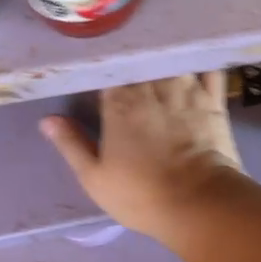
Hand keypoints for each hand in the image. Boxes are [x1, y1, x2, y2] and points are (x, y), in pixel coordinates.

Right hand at [40, 73, 245, 236]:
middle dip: (135, 62)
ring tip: (160, 60)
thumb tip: (47, 119)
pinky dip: (203, 62)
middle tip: (131, 68)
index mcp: (120, 100)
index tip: (102, 76)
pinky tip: (199, 61)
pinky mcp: (213, 97)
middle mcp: (152, 84)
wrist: (199, 202)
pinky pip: (210, 68)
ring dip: (165, 59)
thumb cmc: (141, 194)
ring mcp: (187, 87)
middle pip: (141, 61)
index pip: (108, 71)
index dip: (105, 73)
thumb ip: (71, 144)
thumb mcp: (95, 177)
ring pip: (172, 59)